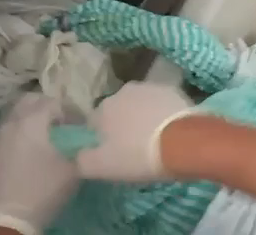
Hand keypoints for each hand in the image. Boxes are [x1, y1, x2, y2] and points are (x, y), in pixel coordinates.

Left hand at [0, 94, 79, 234]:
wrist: (8, 220)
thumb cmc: (42, 191)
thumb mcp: (71, 170)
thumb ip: (78, 148)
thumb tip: (82, 139)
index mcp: (33, 120)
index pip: (54, 102)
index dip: (68, 111)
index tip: (77, 125)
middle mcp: (12, 120)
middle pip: (30, 99)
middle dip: (46, 105)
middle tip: (57, 123)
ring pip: (14, 111)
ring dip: (28, 115)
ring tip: (40, 132)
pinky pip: (4, 128)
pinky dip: (15, 129)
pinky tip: (23, 145)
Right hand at [74, 82, 199, 181]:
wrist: (180, 141)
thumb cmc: (137, 155)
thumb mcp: (103, 167)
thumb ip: (82, 160)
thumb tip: (75, 155)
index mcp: (104, 108)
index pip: (94, 122)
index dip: (101, 139)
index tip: (111, 153)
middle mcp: (123, 90)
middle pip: (118, 110)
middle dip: (122, 125)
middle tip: (132, 148)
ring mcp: (148, 87)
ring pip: (139, 104)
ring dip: (141, 117)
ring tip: (151, 140)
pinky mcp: (170, 89)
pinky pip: (159, 103)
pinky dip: (160, 113)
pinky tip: (167, 130)